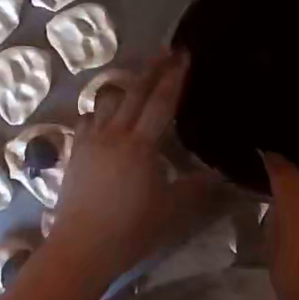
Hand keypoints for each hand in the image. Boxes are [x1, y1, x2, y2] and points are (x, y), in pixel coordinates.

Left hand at [43, 51, 201, 292]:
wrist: (80, 248)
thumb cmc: (131, 230)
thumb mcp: (172, 209)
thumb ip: (198, 187)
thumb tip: (223, 174)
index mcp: (141, 144)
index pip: (161, 101)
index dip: (174, 76)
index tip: (184, 54)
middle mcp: (114, 134)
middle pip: (134, 92)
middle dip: (151, 69)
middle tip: (165, 51)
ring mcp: (90, 141)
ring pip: (108, 102)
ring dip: (125, 87)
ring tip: (138, 80)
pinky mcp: (75, 153)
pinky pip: (89, 120)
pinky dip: (101, 111)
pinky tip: (106, 116)